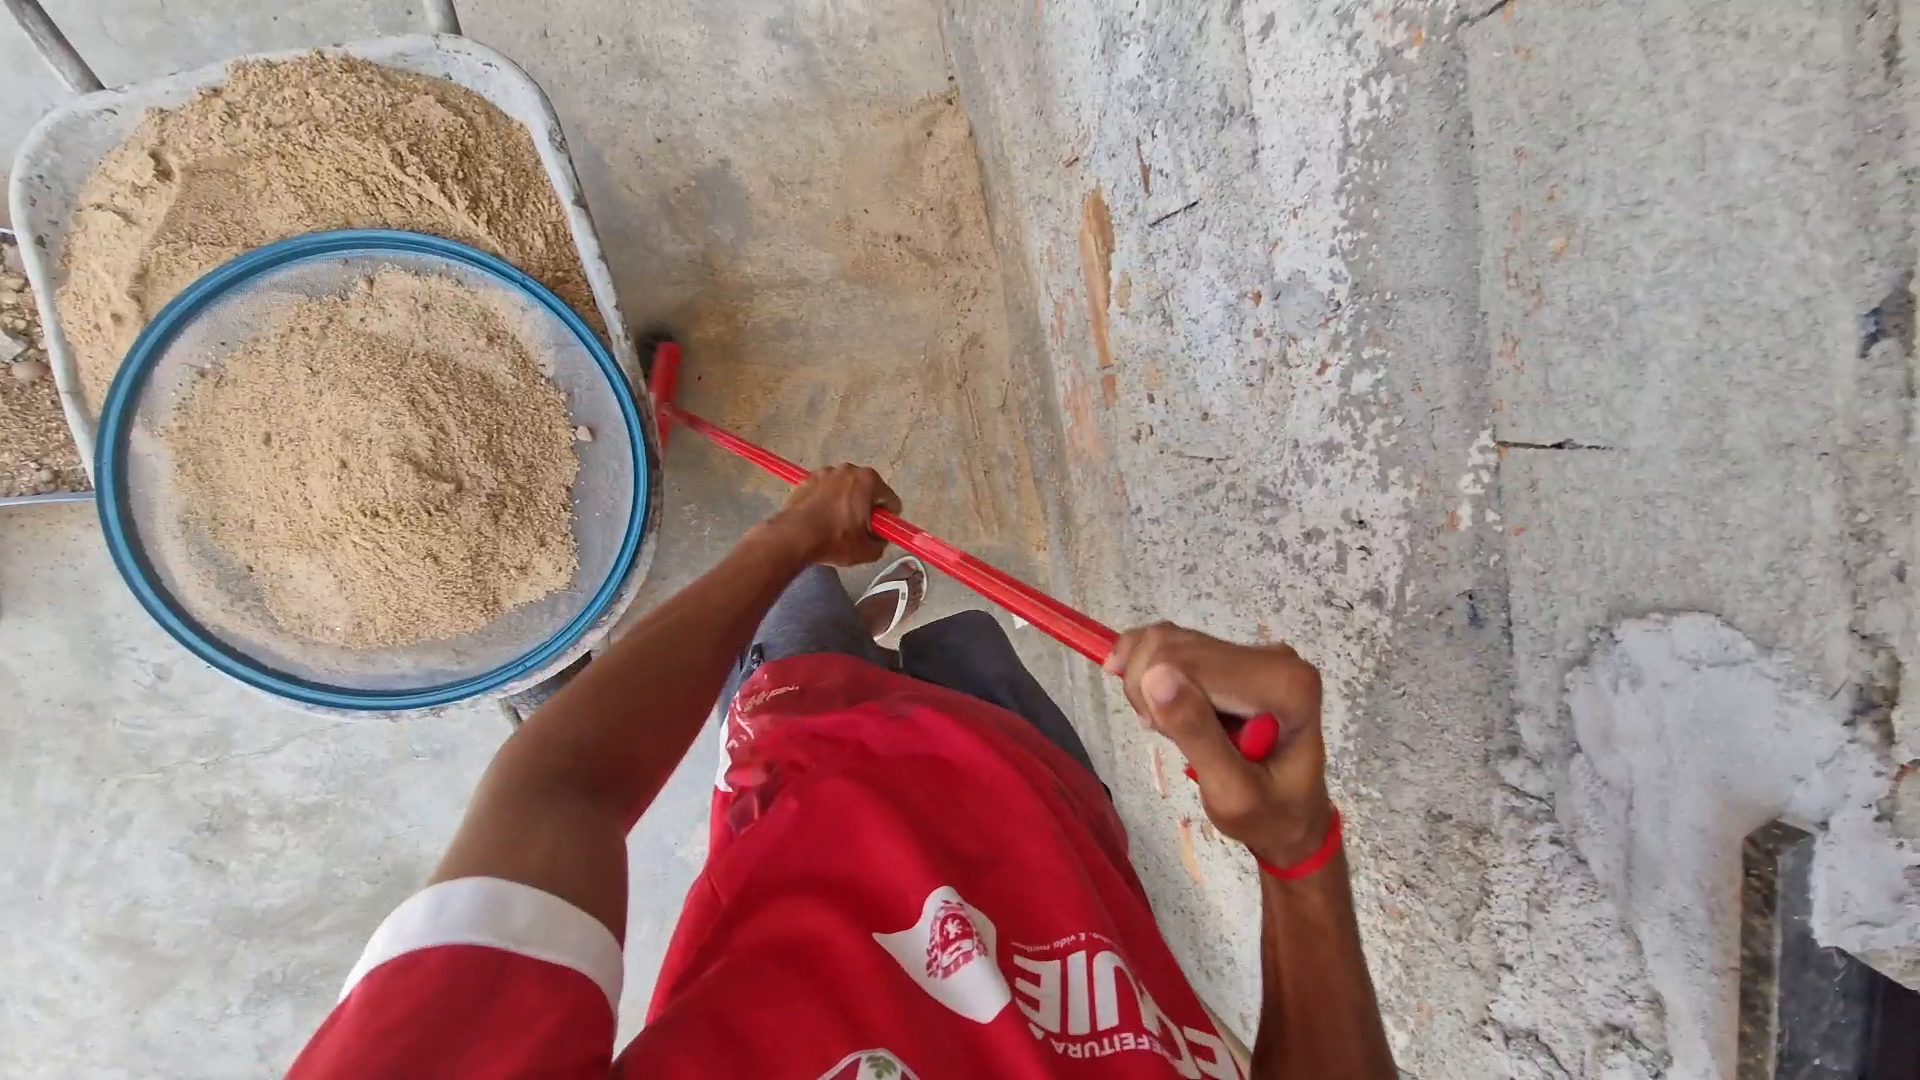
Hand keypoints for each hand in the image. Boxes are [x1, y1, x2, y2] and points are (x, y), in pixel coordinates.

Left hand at [763, 463, 900, 565]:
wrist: (794, 537)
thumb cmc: (835, 540)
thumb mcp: (867, 551)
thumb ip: (882, 543)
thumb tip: (880, 538)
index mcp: (870, 480)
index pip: (891, 501)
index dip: (888, 520)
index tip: (879, 532)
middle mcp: (849, 469)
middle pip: (868, 491)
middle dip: (866, 508)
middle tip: (858, 530)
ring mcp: (826, 471)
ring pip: (845, 489)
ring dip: (846, 503)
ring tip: (836, 525)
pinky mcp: (807, 478)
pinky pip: (825, 490)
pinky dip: (827, 501)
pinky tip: (821, 519)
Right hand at [1105, 623, 1329, 866]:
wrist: (1291, 819)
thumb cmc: (1268, 816)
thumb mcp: (1232, 794)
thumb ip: (1197, 734)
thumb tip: (1156, 676)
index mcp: (1286, 686)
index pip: (1188, 661)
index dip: (1155, 693)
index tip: (1157, 732)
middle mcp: (1274, 658)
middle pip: (1173, 645)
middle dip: (1147, 686)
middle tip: (1160, 730)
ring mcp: (1253, 653)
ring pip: (1165, 640)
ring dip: (1146, 680)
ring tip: (1165, 722)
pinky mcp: (1234, 655)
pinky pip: (1171, 642)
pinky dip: (1147, 666)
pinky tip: (1150, 695)